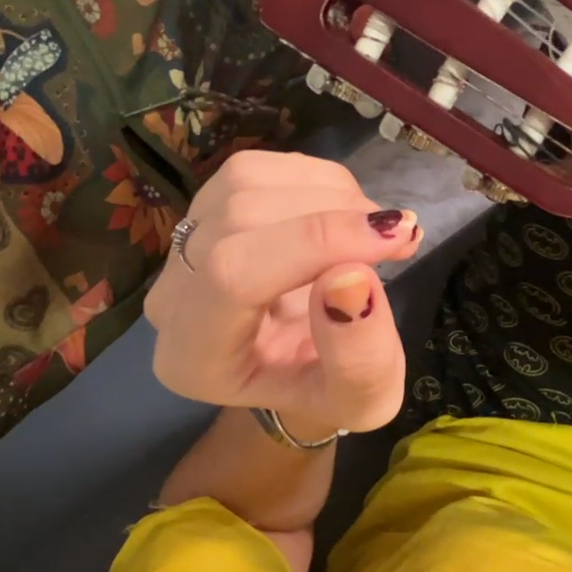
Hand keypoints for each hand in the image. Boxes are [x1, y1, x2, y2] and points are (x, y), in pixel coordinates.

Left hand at [143, 151, 421, 437]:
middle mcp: (170, 296)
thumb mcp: (364, 402)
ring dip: (332, 192)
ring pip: (247, 181)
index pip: (233, 276)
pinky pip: (259, 168)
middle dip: (334, 215)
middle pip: (241, 216)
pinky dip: (320, 179)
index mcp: (194, 358)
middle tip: (401, 236)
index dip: (315, 242)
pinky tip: (350, 214)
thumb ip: (359, 359)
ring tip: (379, 230)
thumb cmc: (330, 395)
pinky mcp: (206, 208)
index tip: (393, 238)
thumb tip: (351, 274)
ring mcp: (181, 245)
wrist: (304, 370)